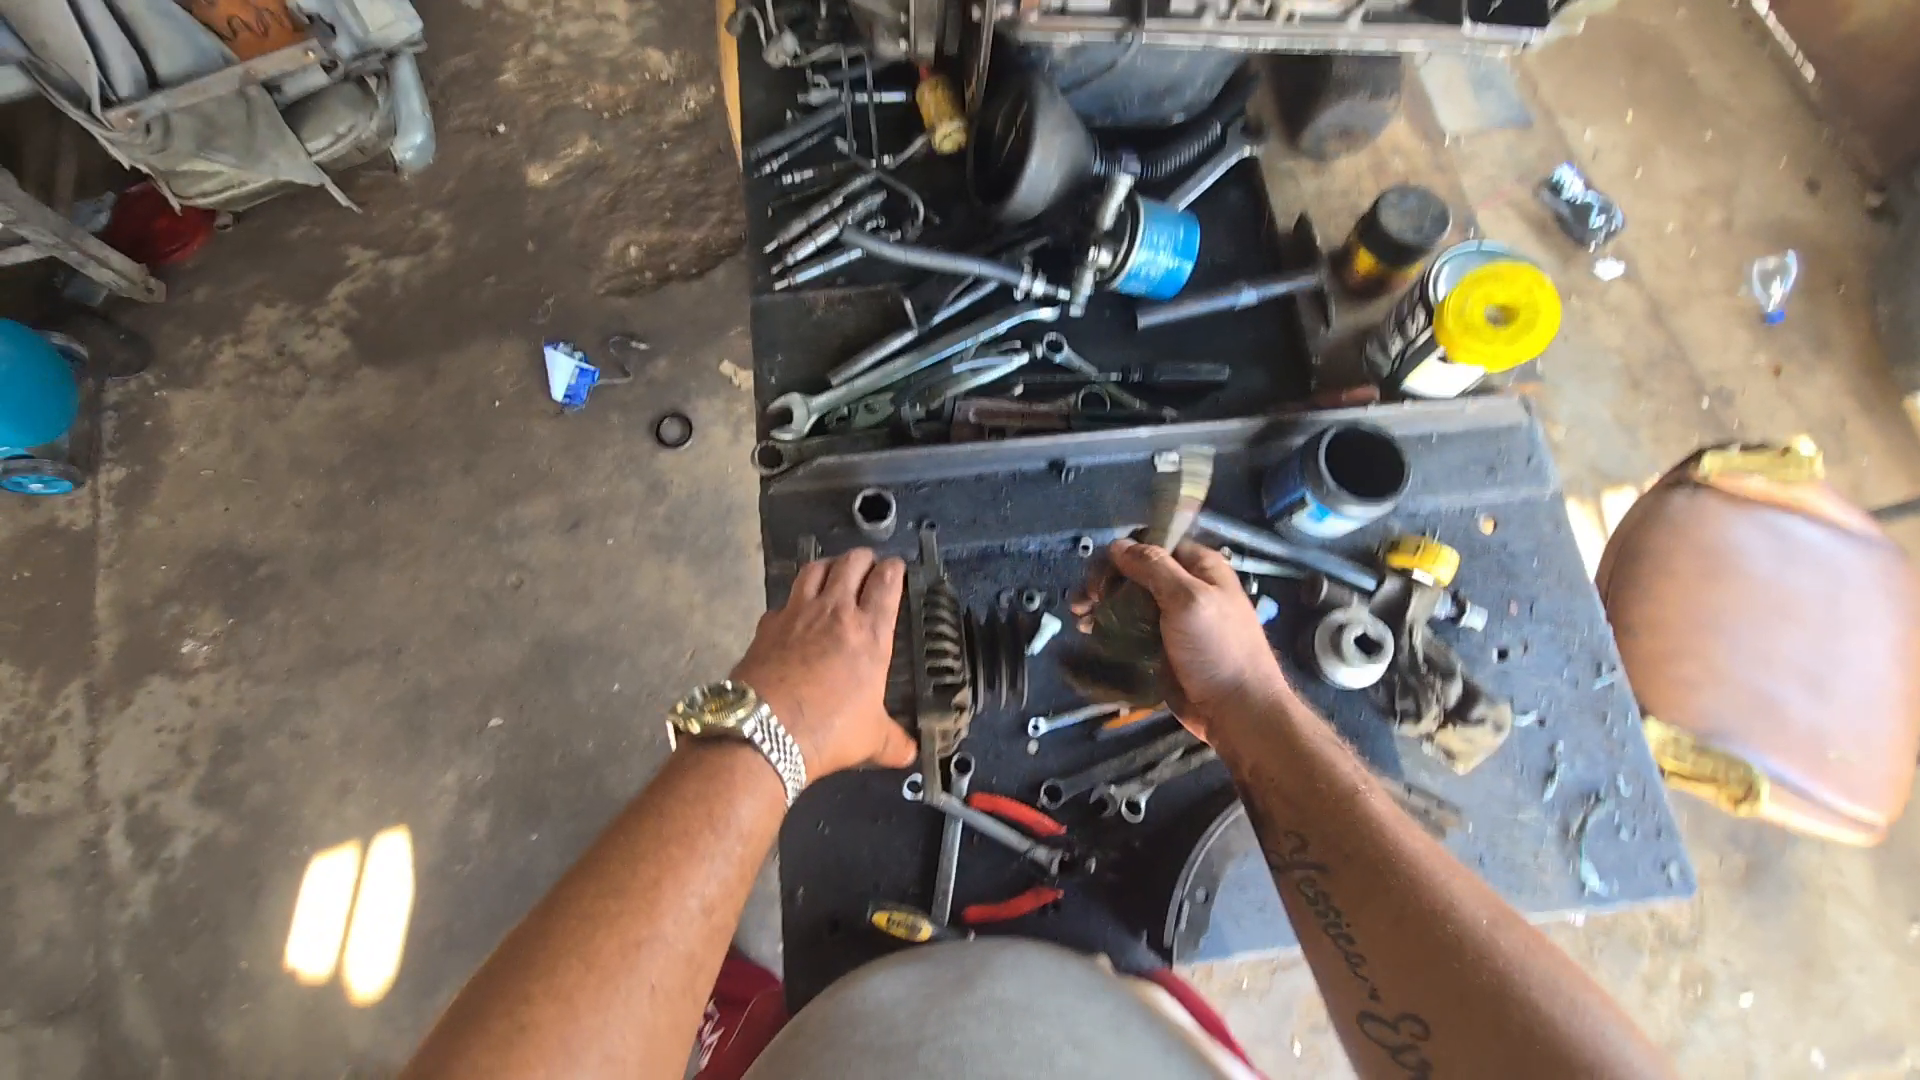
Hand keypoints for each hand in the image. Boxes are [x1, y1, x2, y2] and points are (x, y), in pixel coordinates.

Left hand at [731, 549, 915, 779]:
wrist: (762, 733)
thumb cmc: (828, 731)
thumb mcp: (871, 740)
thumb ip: (894, 741)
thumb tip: (909, 753)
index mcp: (870, 633)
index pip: (887, 583)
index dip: (894, 569)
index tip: (896, 566)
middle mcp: (835, 612)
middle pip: (851, 564)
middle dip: (863, 558)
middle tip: (868, 563)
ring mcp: (797, 614)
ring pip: (815, 569)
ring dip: (828, 564)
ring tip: (833, 570)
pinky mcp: (767, 625)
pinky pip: (783, 600)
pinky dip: (793, 599)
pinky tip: (794, 611)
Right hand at [1074, 538, 1292, 741]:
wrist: (1236, 711)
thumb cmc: (1217, 649)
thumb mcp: (1188, 600)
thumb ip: (1154, 567)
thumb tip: (1118, 545)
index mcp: (1199, 568)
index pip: (1153, 545)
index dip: (1122, 554)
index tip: (1099, 573)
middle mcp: (1185, 588)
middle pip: (1135, 573)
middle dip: (1105, 582)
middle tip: (1083, 599)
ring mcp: (1171, 619)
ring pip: (1128, 601)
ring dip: (1101, 604)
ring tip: (1079, 616)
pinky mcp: (1160, 646)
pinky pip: (1129, 628)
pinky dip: (1108, 626)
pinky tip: (1088, 631)